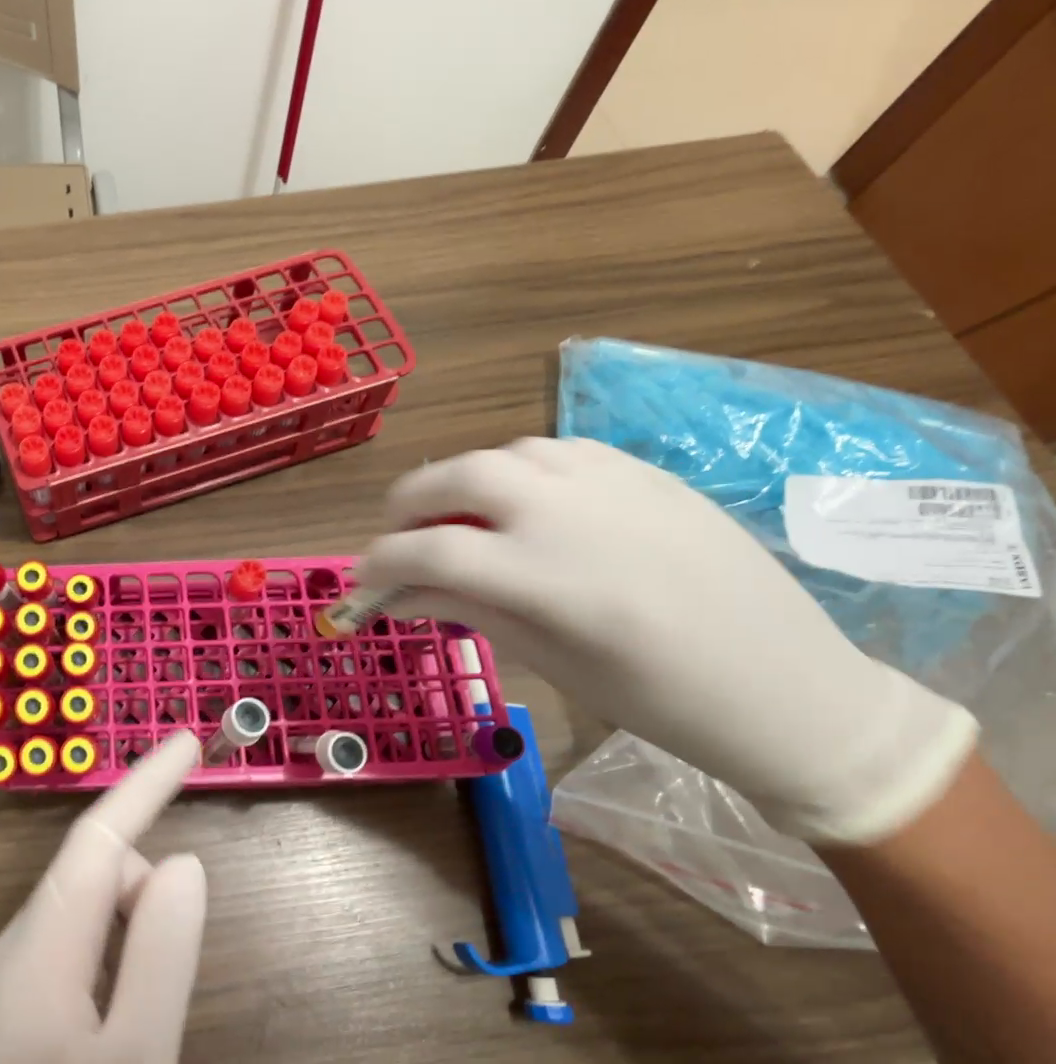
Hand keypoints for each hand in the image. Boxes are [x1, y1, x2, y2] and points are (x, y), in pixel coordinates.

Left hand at [0, 731, 205, 1063]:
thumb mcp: (135, 1053)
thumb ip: (160, 957)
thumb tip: (183, 862)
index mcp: (33, 949)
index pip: (95, 839)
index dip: (144, 785)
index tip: (185, 740)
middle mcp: (7, 948)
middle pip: (91, 879)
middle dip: (144, 891)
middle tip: (173, 980)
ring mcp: (0, 981)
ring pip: (83, 916)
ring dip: (129, 931)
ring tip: (146, 1013)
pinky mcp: (4, 1010)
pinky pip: (68, 950)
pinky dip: (108, 957)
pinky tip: (118, 1018)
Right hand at [356, 437, 976, 844]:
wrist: (788, 688)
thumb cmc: (659, 699)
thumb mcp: (551, 661)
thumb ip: (467, 609)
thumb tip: (400, 590)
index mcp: (545, 576)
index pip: (428, 549)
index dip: (380, 564)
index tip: (362, 582)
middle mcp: (570, 511)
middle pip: (455, 477)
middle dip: (408, 505)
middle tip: (399, 537)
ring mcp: (613, 482)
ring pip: (506, 454)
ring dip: (465, 482)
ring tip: (465, 521)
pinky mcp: (646, 473)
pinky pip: (559, 451)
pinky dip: (521, 471)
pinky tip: (528, 505)